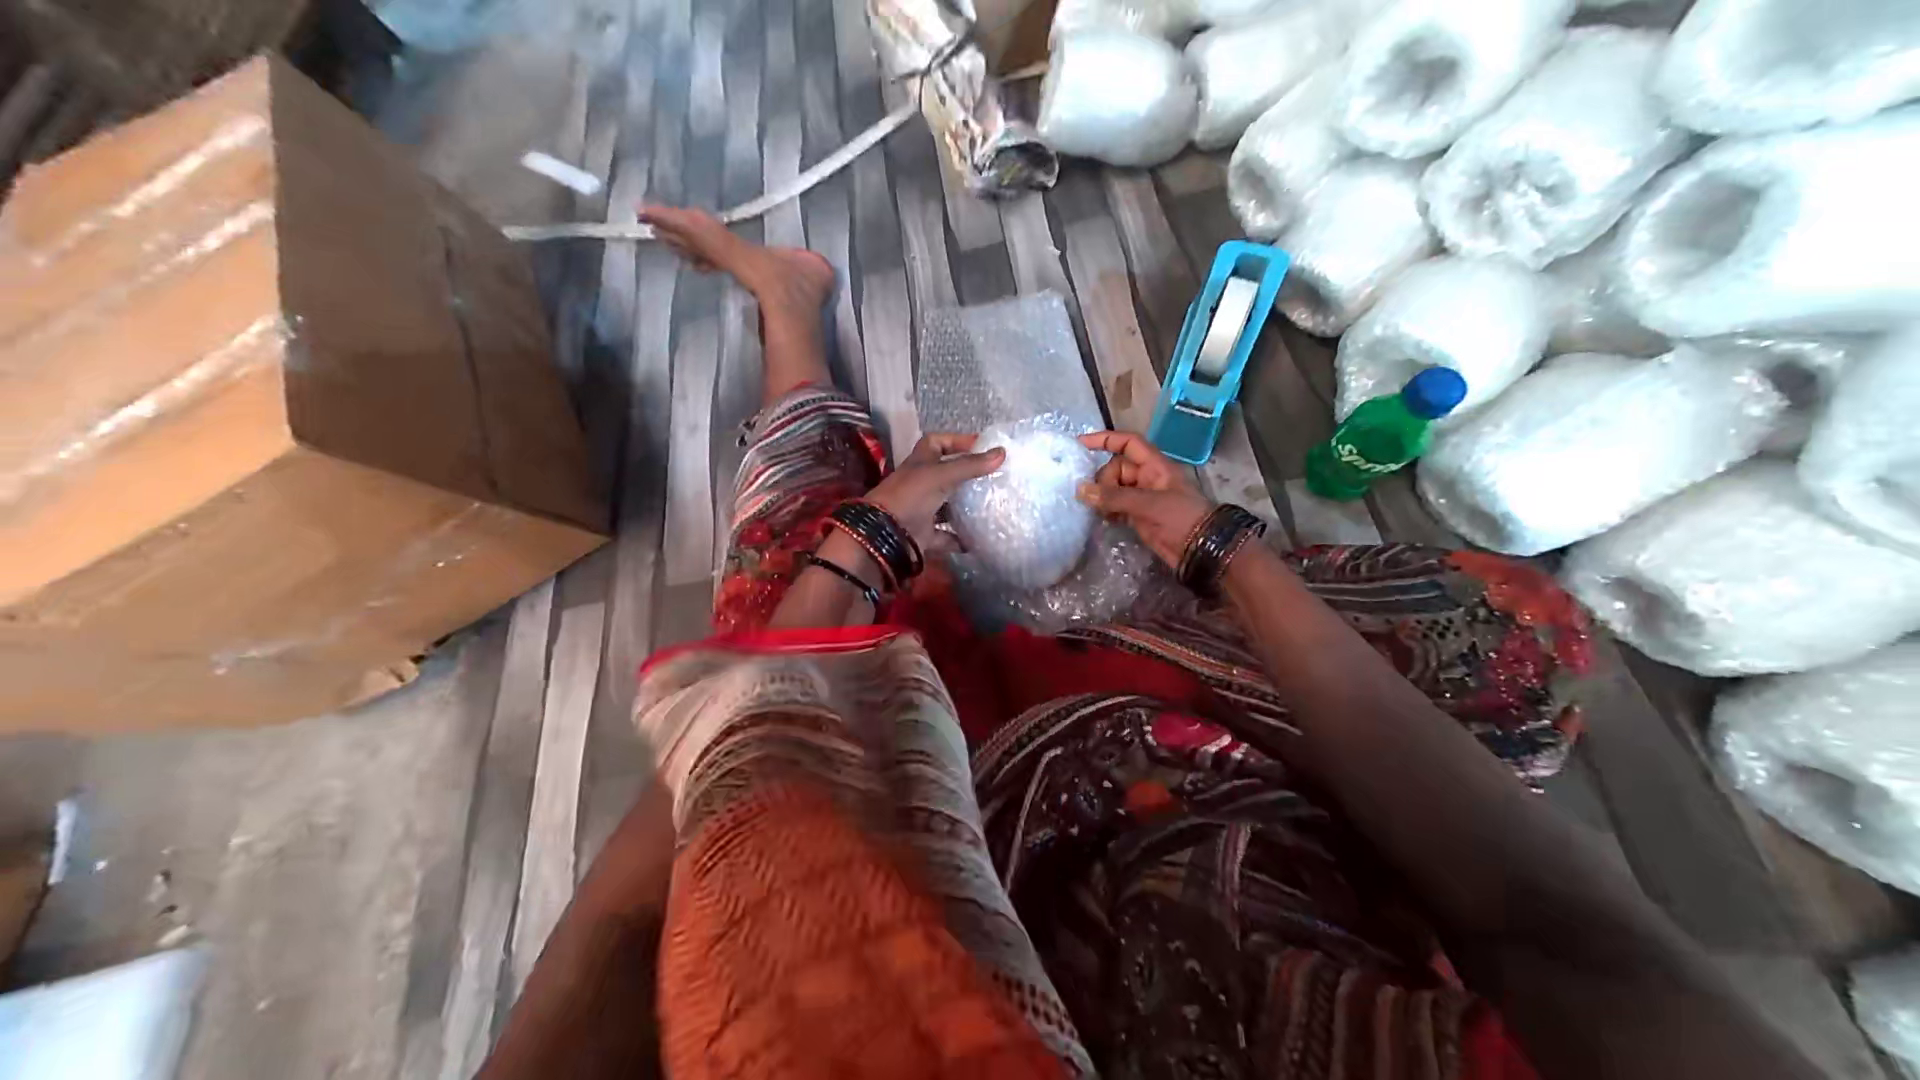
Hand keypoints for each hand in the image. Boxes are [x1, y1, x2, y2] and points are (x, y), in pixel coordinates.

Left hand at [864, 434, 1005, 550]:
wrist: (885, 534)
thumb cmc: (910, 495)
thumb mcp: (941, 475)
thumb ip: (970, 465)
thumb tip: (1003, 453)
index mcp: (920, 463)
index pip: (938, 442)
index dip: (958, 441)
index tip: (982, 446)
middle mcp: (921, 483)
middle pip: (946, 474)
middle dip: (968, 475)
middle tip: (994, 476)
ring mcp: (922, 509)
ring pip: (948, 506)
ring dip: (966, 507)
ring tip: (992, 505)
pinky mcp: (925, 534)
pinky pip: (947, 536)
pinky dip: (961, 539)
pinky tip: (979, 540)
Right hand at [1076, 431, 1213, 567]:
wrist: (1202, 550)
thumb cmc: (1182, 519)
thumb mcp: (1149, 504)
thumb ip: (1114, 497)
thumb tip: (1081, 490)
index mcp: (1155, 466)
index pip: (1128, 443)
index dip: (1106, 439)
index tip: (1081, 444)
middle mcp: (1147, 478)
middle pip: (1116, 468)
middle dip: (1102, 479)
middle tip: (1097, 498)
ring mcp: (1143, 498)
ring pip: (1114, 488)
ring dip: (1102, 496)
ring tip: (1096, 509)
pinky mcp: (1139, 517)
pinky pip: (1116, 506)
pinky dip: (1107, 510)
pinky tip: (1101, 518)